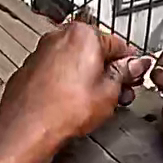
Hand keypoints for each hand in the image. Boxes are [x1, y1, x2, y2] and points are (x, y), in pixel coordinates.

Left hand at [0, 22, 151, 162]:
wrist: (27, 128)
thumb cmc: (62, 110)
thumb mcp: (109, 92)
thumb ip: (124, 74)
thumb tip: (133, 66)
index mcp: (82, 34)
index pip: (118, 43)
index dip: (130, 63)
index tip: (135, 74)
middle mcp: (58, 37)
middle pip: (94, 51)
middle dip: (109, 71)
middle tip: (120, 91)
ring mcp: (41, 53)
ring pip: (74, 61)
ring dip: (89, 78)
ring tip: (98, 101)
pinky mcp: (29, 70)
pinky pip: (56, 72)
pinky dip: (67, 83)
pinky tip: (74, 103)